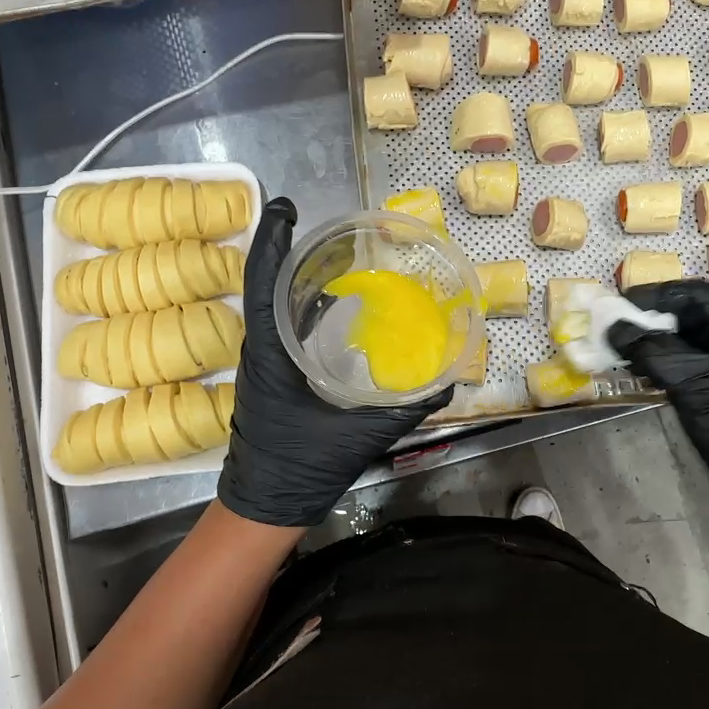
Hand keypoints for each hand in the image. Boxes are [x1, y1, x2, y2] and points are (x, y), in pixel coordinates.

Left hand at [217, 198, 451, 526]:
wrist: (267, 503)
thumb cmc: (304, 466)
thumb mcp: (361, 434)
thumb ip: (406, 408)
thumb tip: (448, 381)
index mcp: (271, 353)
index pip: (263, 282)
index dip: (272, 240)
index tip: (286, 205)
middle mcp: (260, 349)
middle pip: (267, 284)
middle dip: (291, 250)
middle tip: (328, 228)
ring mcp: (261, 362)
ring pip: (273, 305)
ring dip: (297, 277)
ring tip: (333, 255)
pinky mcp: (269, 375)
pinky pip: (282, 327)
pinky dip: (303, 307)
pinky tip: (332, 305)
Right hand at [607, 280, 708, 499]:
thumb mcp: (691, 383)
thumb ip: (653, 351)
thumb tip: (615, 328)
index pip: (696, 294)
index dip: (657, 294)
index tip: (621, 303)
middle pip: (691, 314)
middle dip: (652, 318)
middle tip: (616, 326)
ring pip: (688, 339)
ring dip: (655, 341)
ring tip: (622, 349)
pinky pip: (689, 362)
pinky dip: (664, 361)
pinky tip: (640, 369)